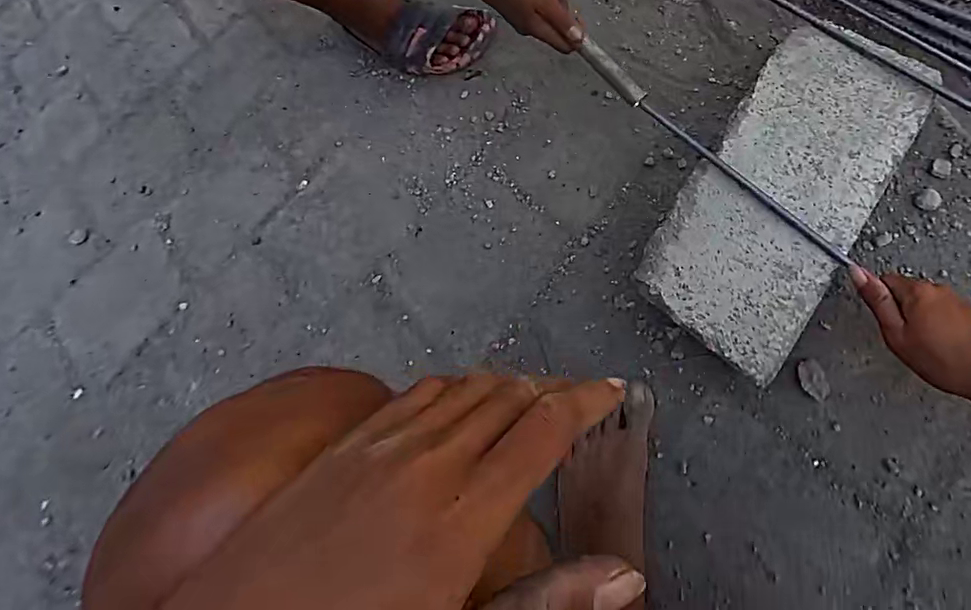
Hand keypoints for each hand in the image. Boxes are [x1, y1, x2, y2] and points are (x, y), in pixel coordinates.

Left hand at [162, 374, 626, 609]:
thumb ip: (547, 601)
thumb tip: (624, 579)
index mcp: (462, 520)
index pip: (546, 428)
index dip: (588, 400)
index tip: (612, 389)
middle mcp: (430, 467)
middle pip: (514, 395)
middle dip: (559, 387)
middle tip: (584, 395)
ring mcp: (384, 448)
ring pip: (472, 385)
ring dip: (513, 382)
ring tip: (537, 393)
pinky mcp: (347, 445)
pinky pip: (420, 391)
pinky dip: (460, 384)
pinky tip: (466, 394)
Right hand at [473, 0, 584, 53]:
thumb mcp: (545, 1)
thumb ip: (562, 21)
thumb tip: (579, 40)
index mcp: (538, 30)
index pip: (565, 45)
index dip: (577, 33)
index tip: (576, 15)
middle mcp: (530, 26)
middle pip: (558, 25)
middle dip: (562, 7)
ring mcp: (522, 15)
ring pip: (549, 10)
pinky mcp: (516, 3)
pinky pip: (537, 0)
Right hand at [851, 267, 970, 402]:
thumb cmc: (947, 361)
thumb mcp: (898, 336)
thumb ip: (877, 302)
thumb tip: (858, 273)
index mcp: (915, 290)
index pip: (884, 280)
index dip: (882, 303)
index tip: (889, 324)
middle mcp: (936, 288)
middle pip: (905, 292)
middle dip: (902, 313)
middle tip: (908, 341)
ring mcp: (954, 299)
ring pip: (925, 304)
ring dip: (922, 321)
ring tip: (930, 349)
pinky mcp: (968, 311)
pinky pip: (943, 314)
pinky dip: (940, 328)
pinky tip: (946, 350)